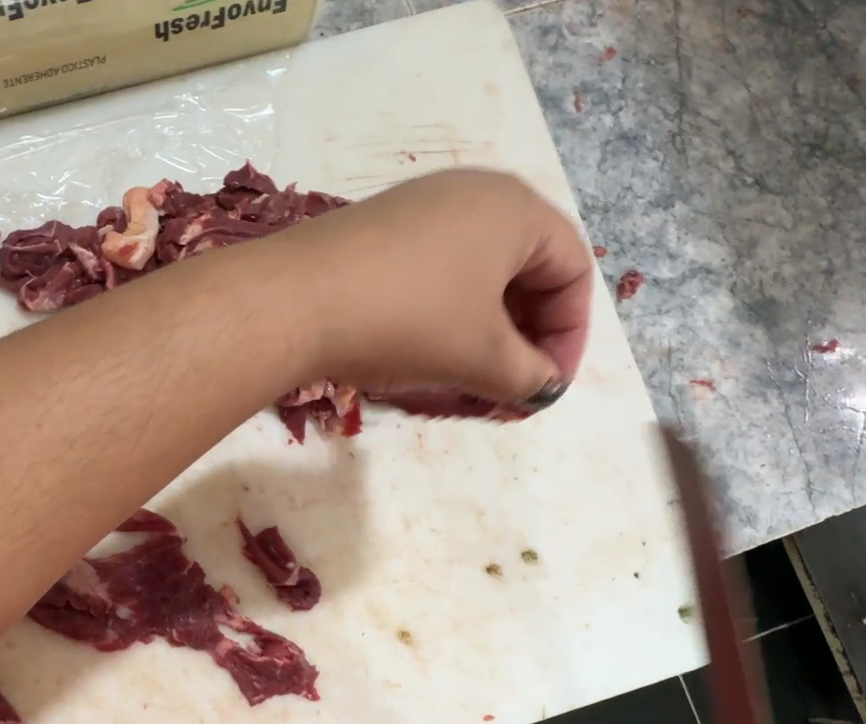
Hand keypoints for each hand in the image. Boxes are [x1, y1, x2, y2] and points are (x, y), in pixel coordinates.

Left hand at [261, 168, 593, 406]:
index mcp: (515, 208)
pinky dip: (437, 314)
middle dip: (522, 335)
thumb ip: (526, 375)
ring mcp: (416, 208)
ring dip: (479, 330)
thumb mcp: (478, 356)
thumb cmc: (405, 319)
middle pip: (522, 269)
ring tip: (463, 377)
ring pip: (471, 274)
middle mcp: (470, 193)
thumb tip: (542, 386)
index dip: (569, 337)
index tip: (546, 387)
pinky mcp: (373, 232)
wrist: (292, 301)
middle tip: (507, 386)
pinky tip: (417, 352)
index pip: (572, 270)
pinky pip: (427, 273)